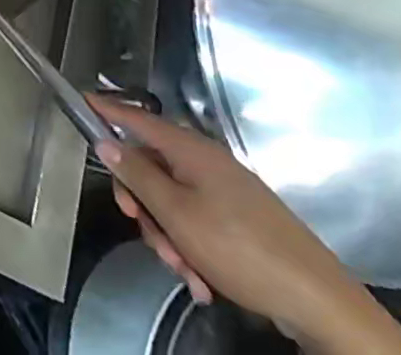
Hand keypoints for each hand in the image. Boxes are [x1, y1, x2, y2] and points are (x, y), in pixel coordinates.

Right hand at [88, 96, 400, 354]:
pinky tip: (201, 278)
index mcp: (190, 150)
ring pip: (170, 200)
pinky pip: (195, 220)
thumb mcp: (176, 213)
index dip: (106, 109)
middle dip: (141, 203)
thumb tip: (106, 142)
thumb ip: (136, 174)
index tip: (80, 97)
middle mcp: (206, 162)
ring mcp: (224, 190)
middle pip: (149, 166)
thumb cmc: (240, 249)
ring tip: (184, 270)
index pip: (136, 118)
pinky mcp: (239, 217)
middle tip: (142, 229)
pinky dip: (189, 246)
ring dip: (166, 235)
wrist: (320, 303)